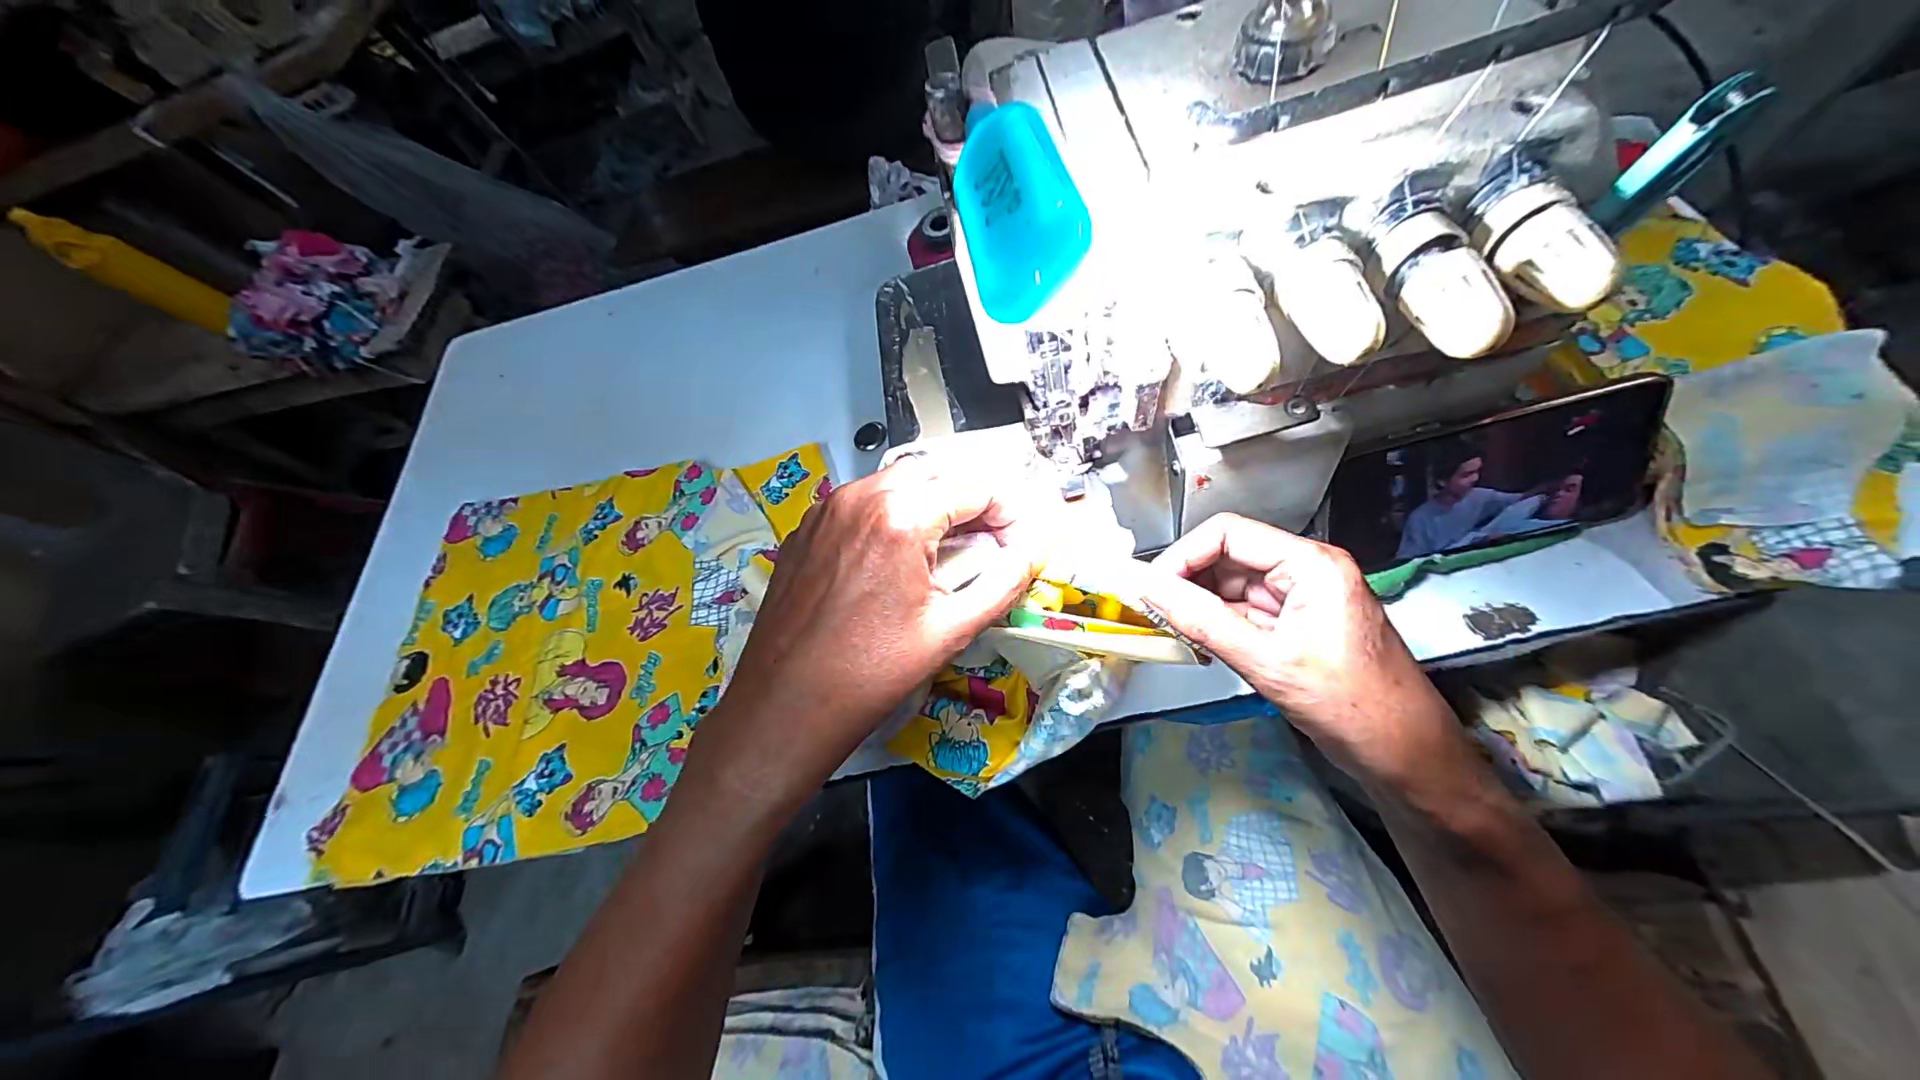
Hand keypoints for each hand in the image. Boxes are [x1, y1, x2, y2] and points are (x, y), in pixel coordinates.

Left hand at [692, 455, 1041, 805]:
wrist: (786, 704)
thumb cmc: (872, 671)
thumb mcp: (952, 628)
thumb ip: (1005, 580)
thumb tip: (1036, 548)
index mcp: (900, 515)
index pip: (973, 488)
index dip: (1006, 513)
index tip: (1014, 544)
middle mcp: (859, 497)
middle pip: (934, 477)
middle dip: (967, 503)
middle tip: (984, 545)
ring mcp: (825, 510)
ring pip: (893, 484)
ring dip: (927, 506)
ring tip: (941, 552)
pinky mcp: (804, 529)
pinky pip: (858, 503)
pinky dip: (887, 516)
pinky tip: (892, 559)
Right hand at [1134, 514, 1469, 791]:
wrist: (1406, 754)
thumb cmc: (1355, 707)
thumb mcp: (1266, 661)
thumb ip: (1201, 619)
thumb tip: (1152, 588)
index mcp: (1312, 565)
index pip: (1228, 534)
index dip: (1183, 556)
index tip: (1152, 586)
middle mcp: (1307, 572)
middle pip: (1228, 557)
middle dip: (1188, 581)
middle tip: (1155, 611)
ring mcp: (1302, 598)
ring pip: (1232, 585)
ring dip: (1200, 605)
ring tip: (1175, 630)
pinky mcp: (1296, 623)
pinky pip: (1244, 610)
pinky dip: (1217, 623)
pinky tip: (1199, 642)